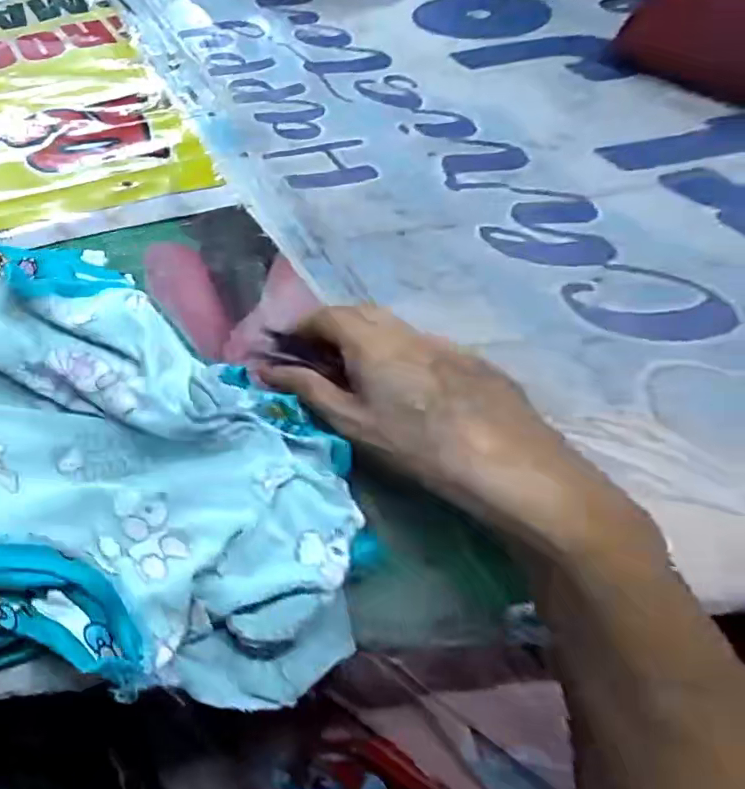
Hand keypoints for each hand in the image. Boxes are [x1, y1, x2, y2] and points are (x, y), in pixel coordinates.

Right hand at [258, 306, 655, 562]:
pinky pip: (423, 346)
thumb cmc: (421, 448)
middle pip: (360, 313)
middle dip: (328, 328)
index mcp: (375, 343)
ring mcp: (450, 347)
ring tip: (354, 375)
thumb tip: (264, 369)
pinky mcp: (478, 365)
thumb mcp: (351, 422)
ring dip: (364, 340)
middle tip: (312, 359)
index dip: (297, 327)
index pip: (326, 315)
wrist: (524, 475)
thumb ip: (306, 388)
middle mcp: (411, 334)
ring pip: (394, 328)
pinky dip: (398, 354)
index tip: (281, 350)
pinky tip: (404, 389)